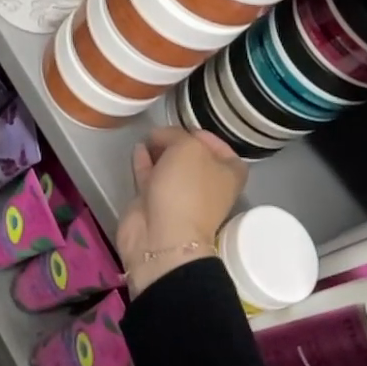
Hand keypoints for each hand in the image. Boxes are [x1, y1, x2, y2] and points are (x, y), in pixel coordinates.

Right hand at [117, 127, 246, 295]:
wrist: (162, 236)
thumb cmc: (186, 188)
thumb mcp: (187, 148)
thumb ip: (175, 134)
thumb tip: (159, 136)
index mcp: (228, 176)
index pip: (225, 151)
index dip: (209, 138)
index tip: (189, 128)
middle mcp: (207, 187)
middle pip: (195, 159)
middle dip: (179, 143)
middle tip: (163, 131)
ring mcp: (181, 196)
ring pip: (171, 167)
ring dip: (160, 151)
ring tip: (148, 136)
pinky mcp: (155, 203)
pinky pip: (151, 175)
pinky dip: (145, 162)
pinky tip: (138, 148)